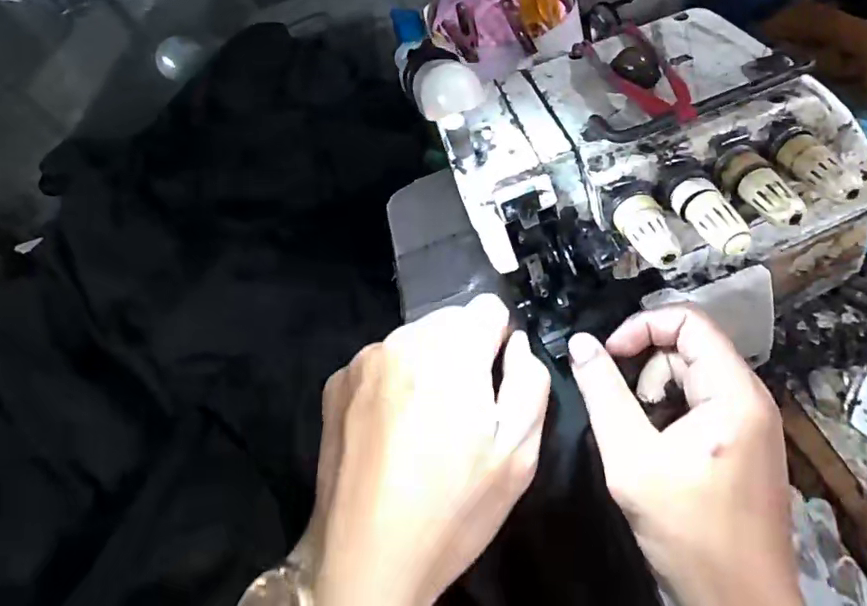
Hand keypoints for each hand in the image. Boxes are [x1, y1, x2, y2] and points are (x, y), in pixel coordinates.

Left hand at [303, 294, 550, 605]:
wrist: (365, 560)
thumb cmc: (453, 507)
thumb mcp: (517, 454)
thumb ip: (529, 381)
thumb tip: (517, 342)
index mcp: (453, 348)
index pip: (489, 307)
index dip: (500, 340)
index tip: (495, 378)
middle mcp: (406, 338)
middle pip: (450, 322)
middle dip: (463, 353)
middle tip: (463, 412)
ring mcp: (366, 358)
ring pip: (414, 341)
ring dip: (427, 366)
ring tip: (425, 426)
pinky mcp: (337, 381)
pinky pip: (381, 363)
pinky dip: (393, 382)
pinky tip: (392, 431)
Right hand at [568, 308, 800, 605]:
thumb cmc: (691, 534)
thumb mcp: (631, 459)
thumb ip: (602, 392)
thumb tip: (581, 342)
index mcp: (735, 392)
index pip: (687, 320)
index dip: (641, 326)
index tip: (610, 355)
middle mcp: (751, 397)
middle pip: (688, 346)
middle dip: (647, 368)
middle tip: (627, 412)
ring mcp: (752, 421)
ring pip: (691, 374)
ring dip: (656, 393)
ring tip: (643, 437)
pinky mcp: (746, 442)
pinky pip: (701, 401)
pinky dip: (672, 412)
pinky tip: (660, 449)